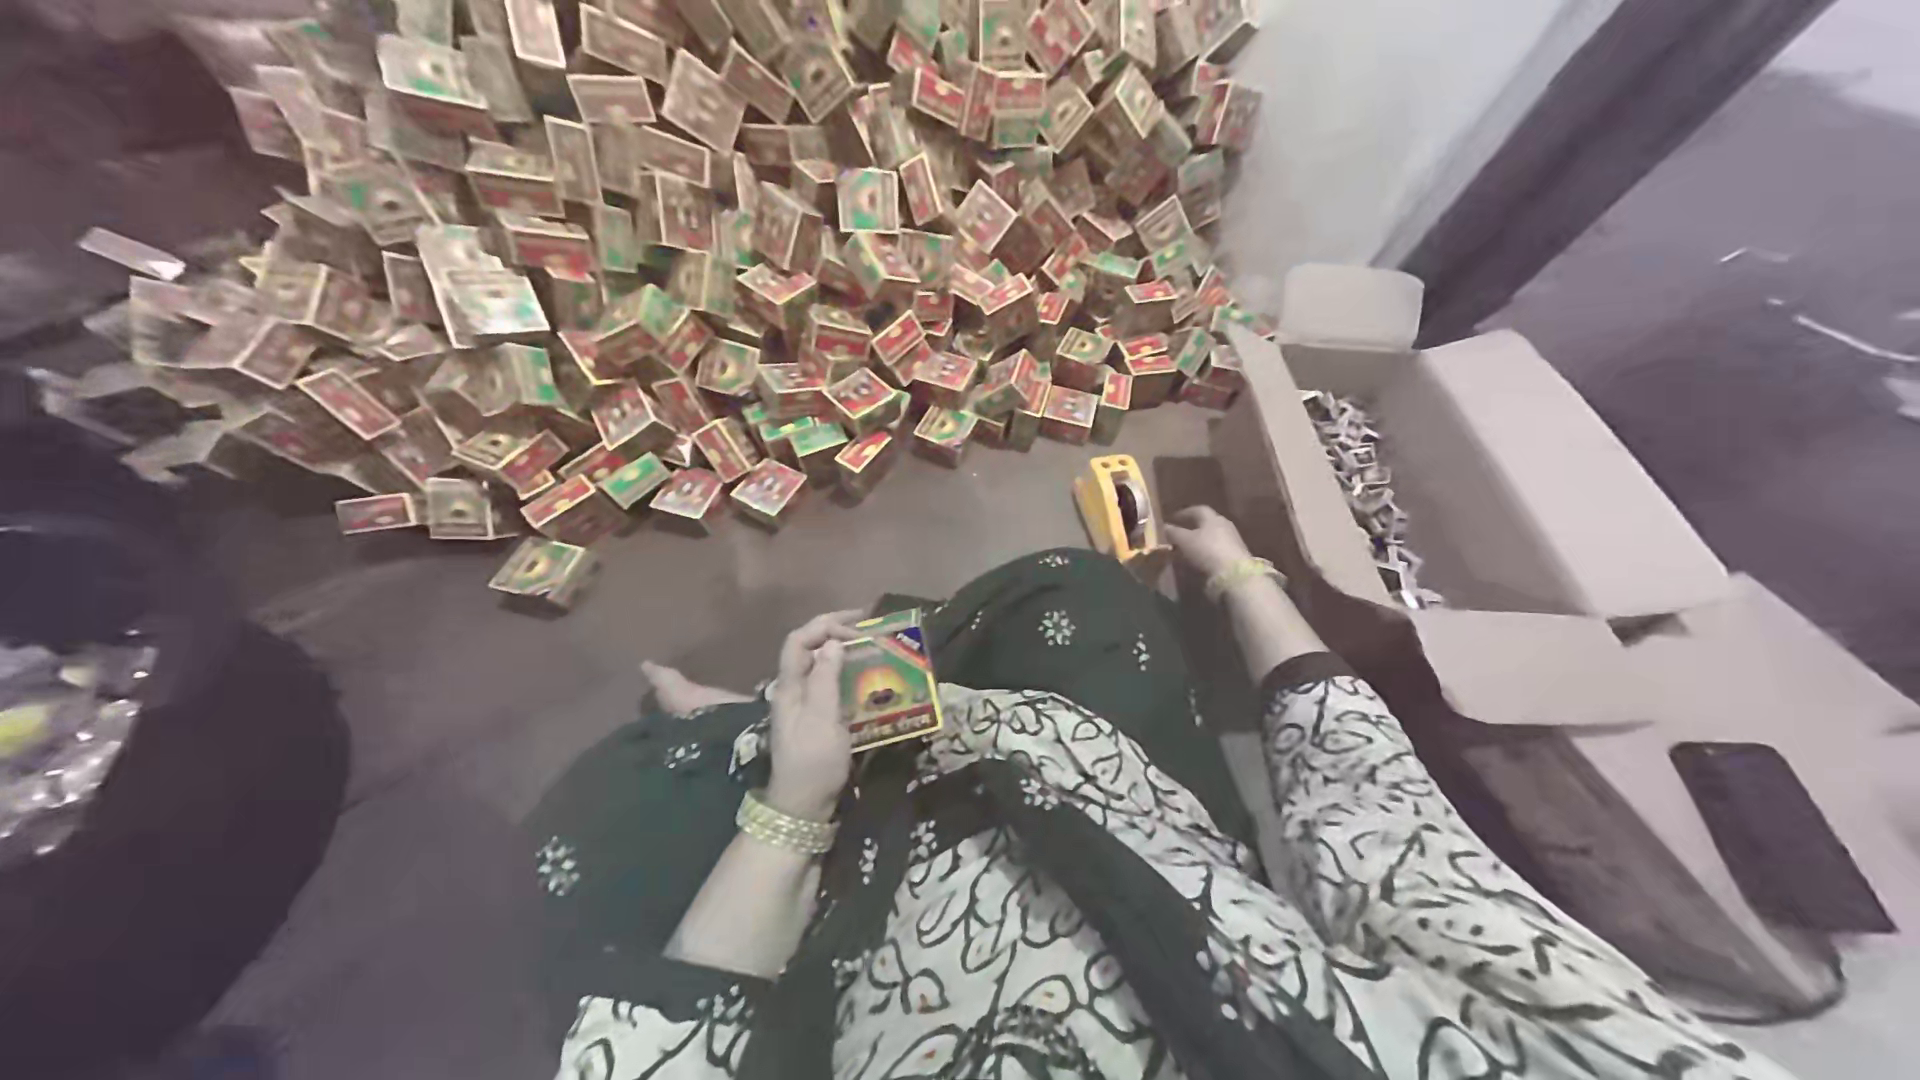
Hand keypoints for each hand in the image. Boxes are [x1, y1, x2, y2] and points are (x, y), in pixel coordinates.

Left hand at [764, 610, 864, 821]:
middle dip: (836, 630)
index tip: (857, 627)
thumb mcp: (822, 719)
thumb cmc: (813, 761)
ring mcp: (805, 702)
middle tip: (868, 625)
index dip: (826, 626)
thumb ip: (825, 678)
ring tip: (872, 644)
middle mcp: (794, 688)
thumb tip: (833, 643)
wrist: (804, 805)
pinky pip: (830, 681)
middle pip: (809, 646)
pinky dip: (848, 670)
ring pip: (821, 663)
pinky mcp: (818, 715)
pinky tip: (867, 674)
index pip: (799, 640)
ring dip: (844, 649)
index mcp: (789, 685)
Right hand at [1164, 506, 1253, 579]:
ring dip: (1199, 541)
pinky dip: (1206, 552)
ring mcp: (1233, 540)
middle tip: (1178, 534)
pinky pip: (1217, 550)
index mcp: (1212, 518)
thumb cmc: (1206, 551)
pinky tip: (1199, 559)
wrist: (1234, 575)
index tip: (1171, 519)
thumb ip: (1172, 532)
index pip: (1197, 510)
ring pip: (1211, 537)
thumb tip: (1163, 526)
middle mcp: (1224, 525)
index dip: (1183, 513)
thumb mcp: (1183, 540)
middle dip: (1191, 528)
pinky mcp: (1236, 556)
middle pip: (1206, 523)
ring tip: (1186, 549)